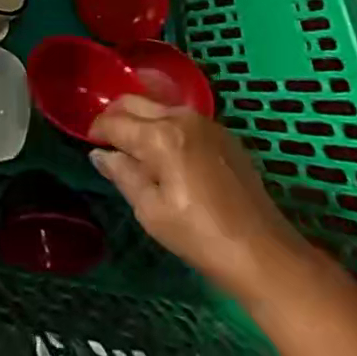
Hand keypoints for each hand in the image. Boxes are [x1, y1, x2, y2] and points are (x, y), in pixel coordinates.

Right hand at [88, 94, 308, 291]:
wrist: (266, 255)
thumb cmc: (201, 237)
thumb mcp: (151, 211)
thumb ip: (122, 175)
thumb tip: (100, 154)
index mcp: (160, 137)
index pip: (114, 122)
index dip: (96, 131)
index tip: (91, 144)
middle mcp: (181, 118)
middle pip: (134, 102)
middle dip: (115, 116)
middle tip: (107, 140)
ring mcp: (206, 122)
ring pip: (158, 106)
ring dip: (140, 118)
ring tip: (135, 145)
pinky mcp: (224, 134)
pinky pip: (182, 117)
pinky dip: (164, 124)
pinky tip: (167, 151)